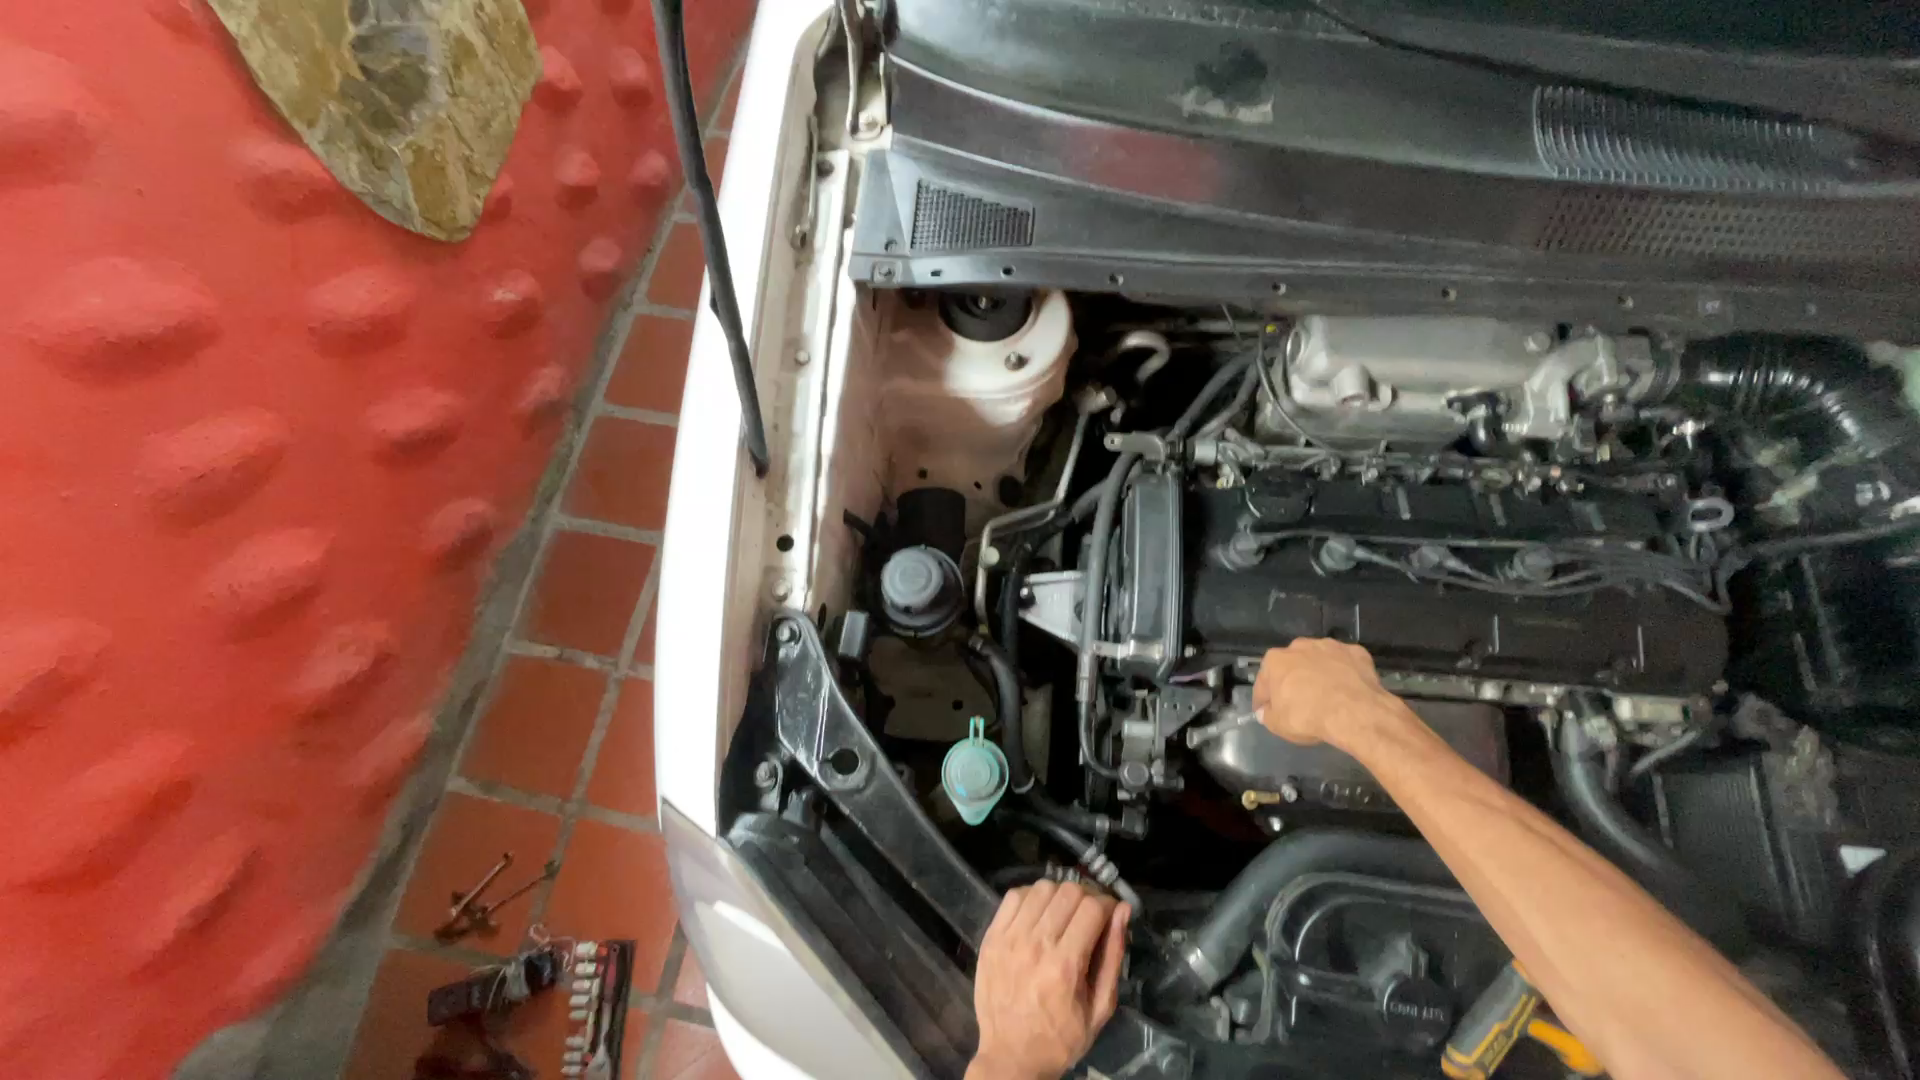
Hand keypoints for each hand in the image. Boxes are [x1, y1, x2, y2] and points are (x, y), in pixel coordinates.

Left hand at [968, 881, 1130, 1079]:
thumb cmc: (1061, 1038)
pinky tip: (1040, 912)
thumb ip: (1113, 956)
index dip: (1108, 903)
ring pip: (1042, 887)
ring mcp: (1009, 937)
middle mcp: (1035, 944)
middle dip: (1087, 896)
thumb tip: (1123, 912)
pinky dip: (1032, 896)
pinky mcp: (991, 936)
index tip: (1111, 913)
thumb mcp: (1099, 1008)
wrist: (1010, 1057)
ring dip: (1060, 894)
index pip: (1092, 907)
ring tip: (1065, 912)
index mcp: (1064, 965)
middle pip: (1068, 891)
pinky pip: (1014, 896)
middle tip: (1091, 913)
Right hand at [1251, 638, 1412, 747]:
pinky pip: (1345, 663)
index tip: (1268, 711)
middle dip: (1293, 681)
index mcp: (1275, 661)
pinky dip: (1345, 672)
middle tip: (1300, 703)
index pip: (1263, 682)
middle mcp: (1299, 646)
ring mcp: (1329, 647)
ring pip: (1319, 660)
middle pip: (1292, 665)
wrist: (1355, 712)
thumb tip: (1265, 712)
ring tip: (1328, 695)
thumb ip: (1267, 715)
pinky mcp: (1356, 652)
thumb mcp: (1278, 725)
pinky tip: (1349, 688)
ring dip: (1319, 673)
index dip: (1264, 699)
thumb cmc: (1308, 716)